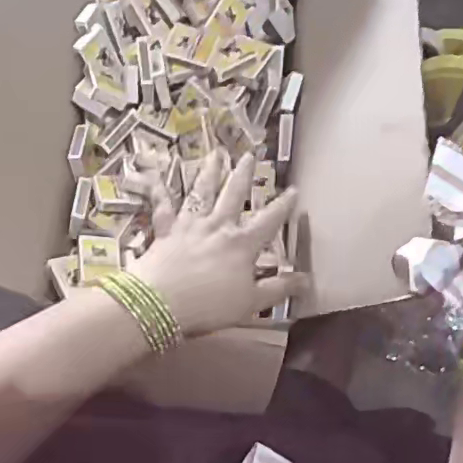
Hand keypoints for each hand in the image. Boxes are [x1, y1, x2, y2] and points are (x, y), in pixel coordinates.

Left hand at [124, 150, 303, 336]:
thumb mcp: (250, 303)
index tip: (293, 190)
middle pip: (233, 196)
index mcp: (242, 244)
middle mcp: (217, 227)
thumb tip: (306, 280)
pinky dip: (159, 192)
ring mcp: (188, 227)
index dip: (283, 206)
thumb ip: (278, 289)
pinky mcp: (163, 232)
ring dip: (209, 173)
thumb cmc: (209, 306)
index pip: (269, 220)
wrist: (160, 304)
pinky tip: (156, 177)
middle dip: (243, 176)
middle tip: (249, 156)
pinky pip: (162, 208)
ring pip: (201, 193)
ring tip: (215, 155)